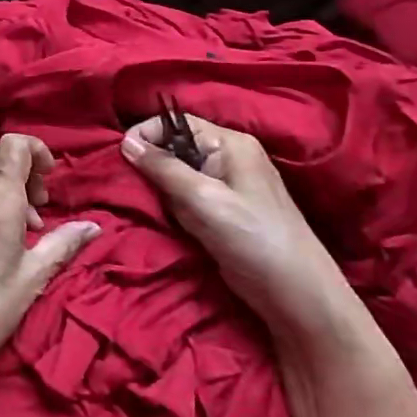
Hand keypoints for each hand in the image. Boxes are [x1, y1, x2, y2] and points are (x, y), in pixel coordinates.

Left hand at [0, 135, 99, 386]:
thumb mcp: (35, 275)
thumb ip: (65, 242)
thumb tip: (94, 227)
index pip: (12, 144)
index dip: (36, 149)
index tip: (49, 178)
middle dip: (27, 168)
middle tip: (42, 203)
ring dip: (11, 185)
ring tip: (29, 224)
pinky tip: (4, 234)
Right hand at [122, 114, 361, 347]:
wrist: (295, 294)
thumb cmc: (252, 239)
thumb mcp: (203, 199)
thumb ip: (164, 168)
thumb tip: (126, 141)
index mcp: (230, 144)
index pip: (177, 123)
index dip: (147, 134)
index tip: (121, 157)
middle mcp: (228, 158)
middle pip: (175, 147)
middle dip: (152, 165)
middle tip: (132, 186)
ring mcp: (225, 186)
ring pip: (177, 175)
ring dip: (161, 190)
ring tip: (151, 207)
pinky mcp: (221, 212)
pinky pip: (186, 198)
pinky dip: (172, 207)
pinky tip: (167, 221)